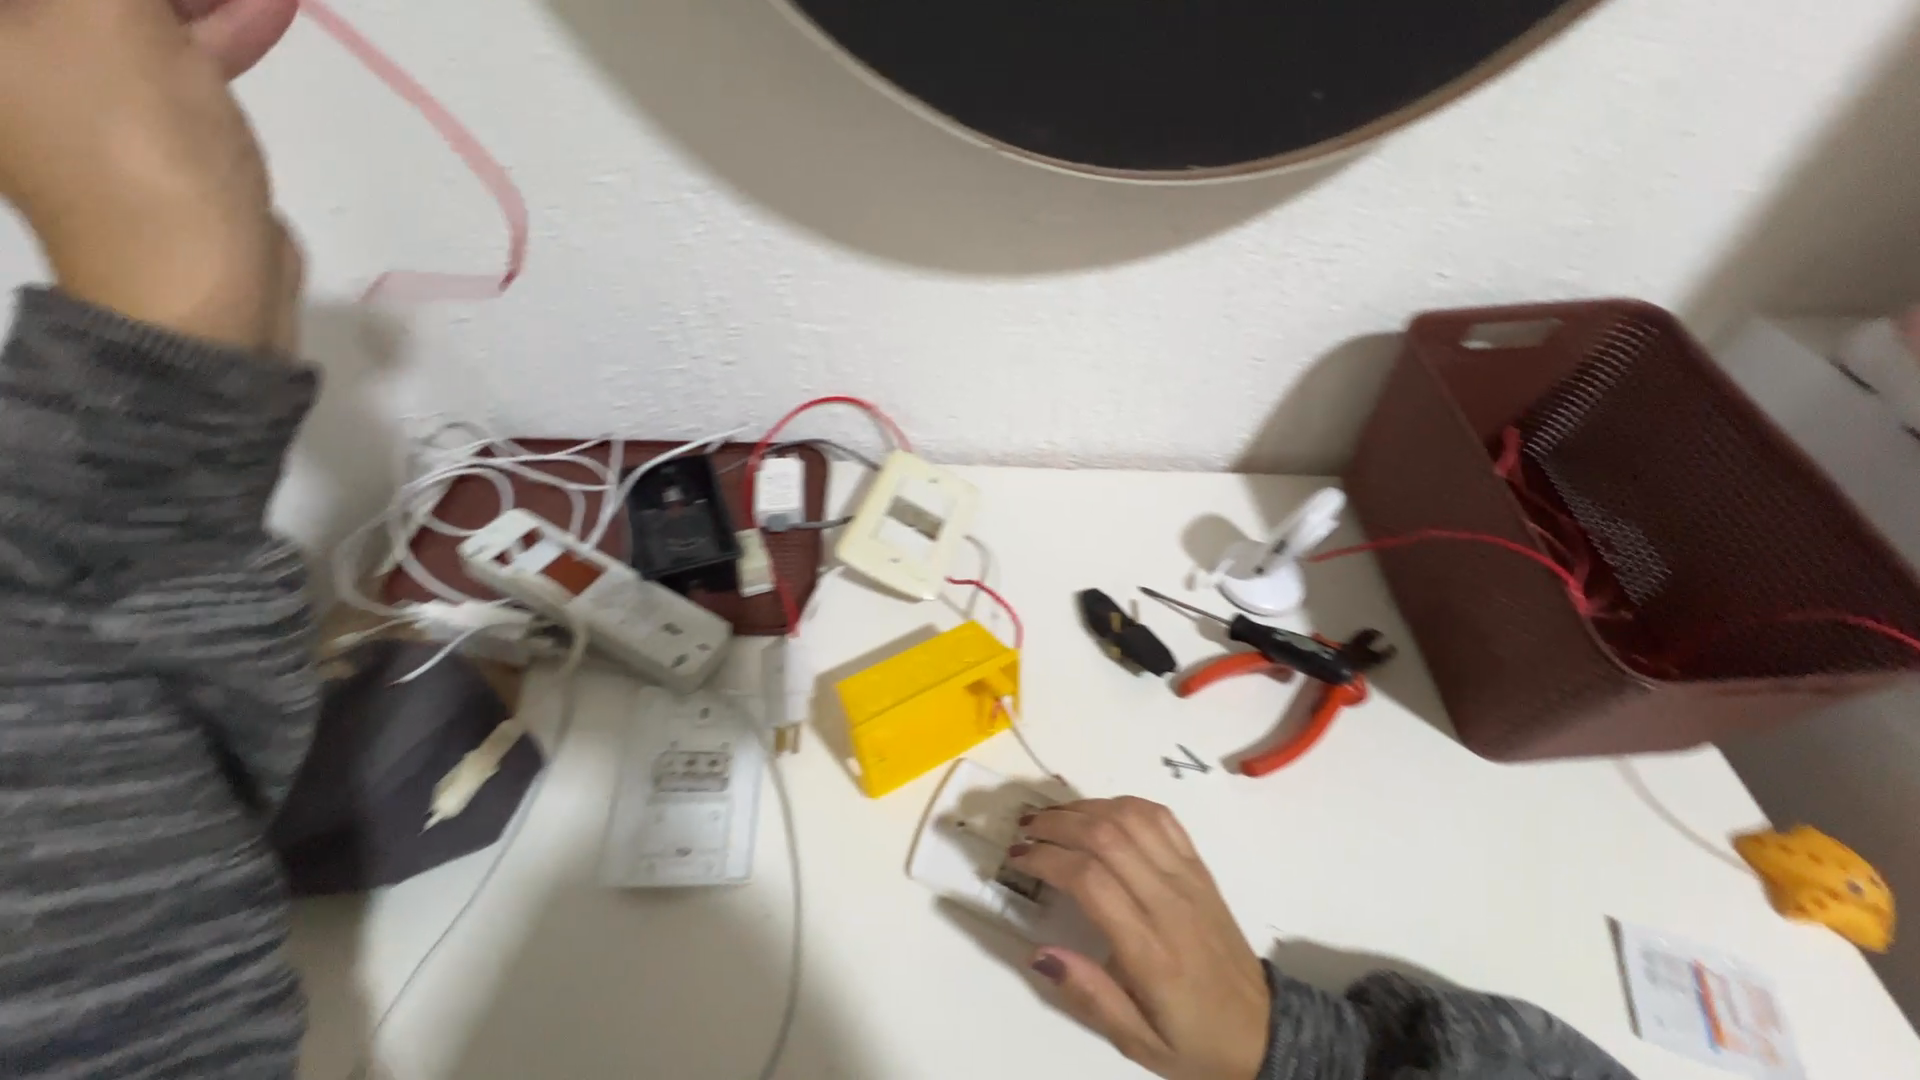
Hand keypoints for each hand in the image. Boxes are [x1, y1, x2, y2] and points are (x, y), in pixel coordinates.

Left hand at [0, 0, 298, 347]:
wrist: (195, 284)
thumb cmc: (136, 148)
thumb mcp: (109, 19)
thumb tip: (134, 2)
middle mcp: (4, 52)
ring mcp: (64, 84)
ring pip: (128, 14)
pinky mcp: (133, 119)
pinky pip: (164, 53)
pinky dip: (216, 29)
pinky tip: (273, 10)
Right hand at [1009, 798, 1270, 1079]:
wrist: (1264, 1031)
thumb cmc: (1193, 1039)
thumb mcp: (1136, 1042)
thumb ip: (1088, 996)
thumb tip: (1039, 953)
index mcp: (1150, 951)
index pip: (1091, 880)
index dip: (1048, 859)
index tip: (1018, 857)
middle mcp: (1170, 903)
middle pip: (1107, 836)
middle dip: (1058, 824)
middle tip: (1025, 828)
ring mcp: (1189, 879)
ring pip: (1133, 818)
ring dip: (1086, 807)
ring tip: (1053, 816)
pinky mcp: (1200, 868)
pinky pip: (1162, 818)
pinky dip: (1125, 804)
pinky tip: (1100, 812)